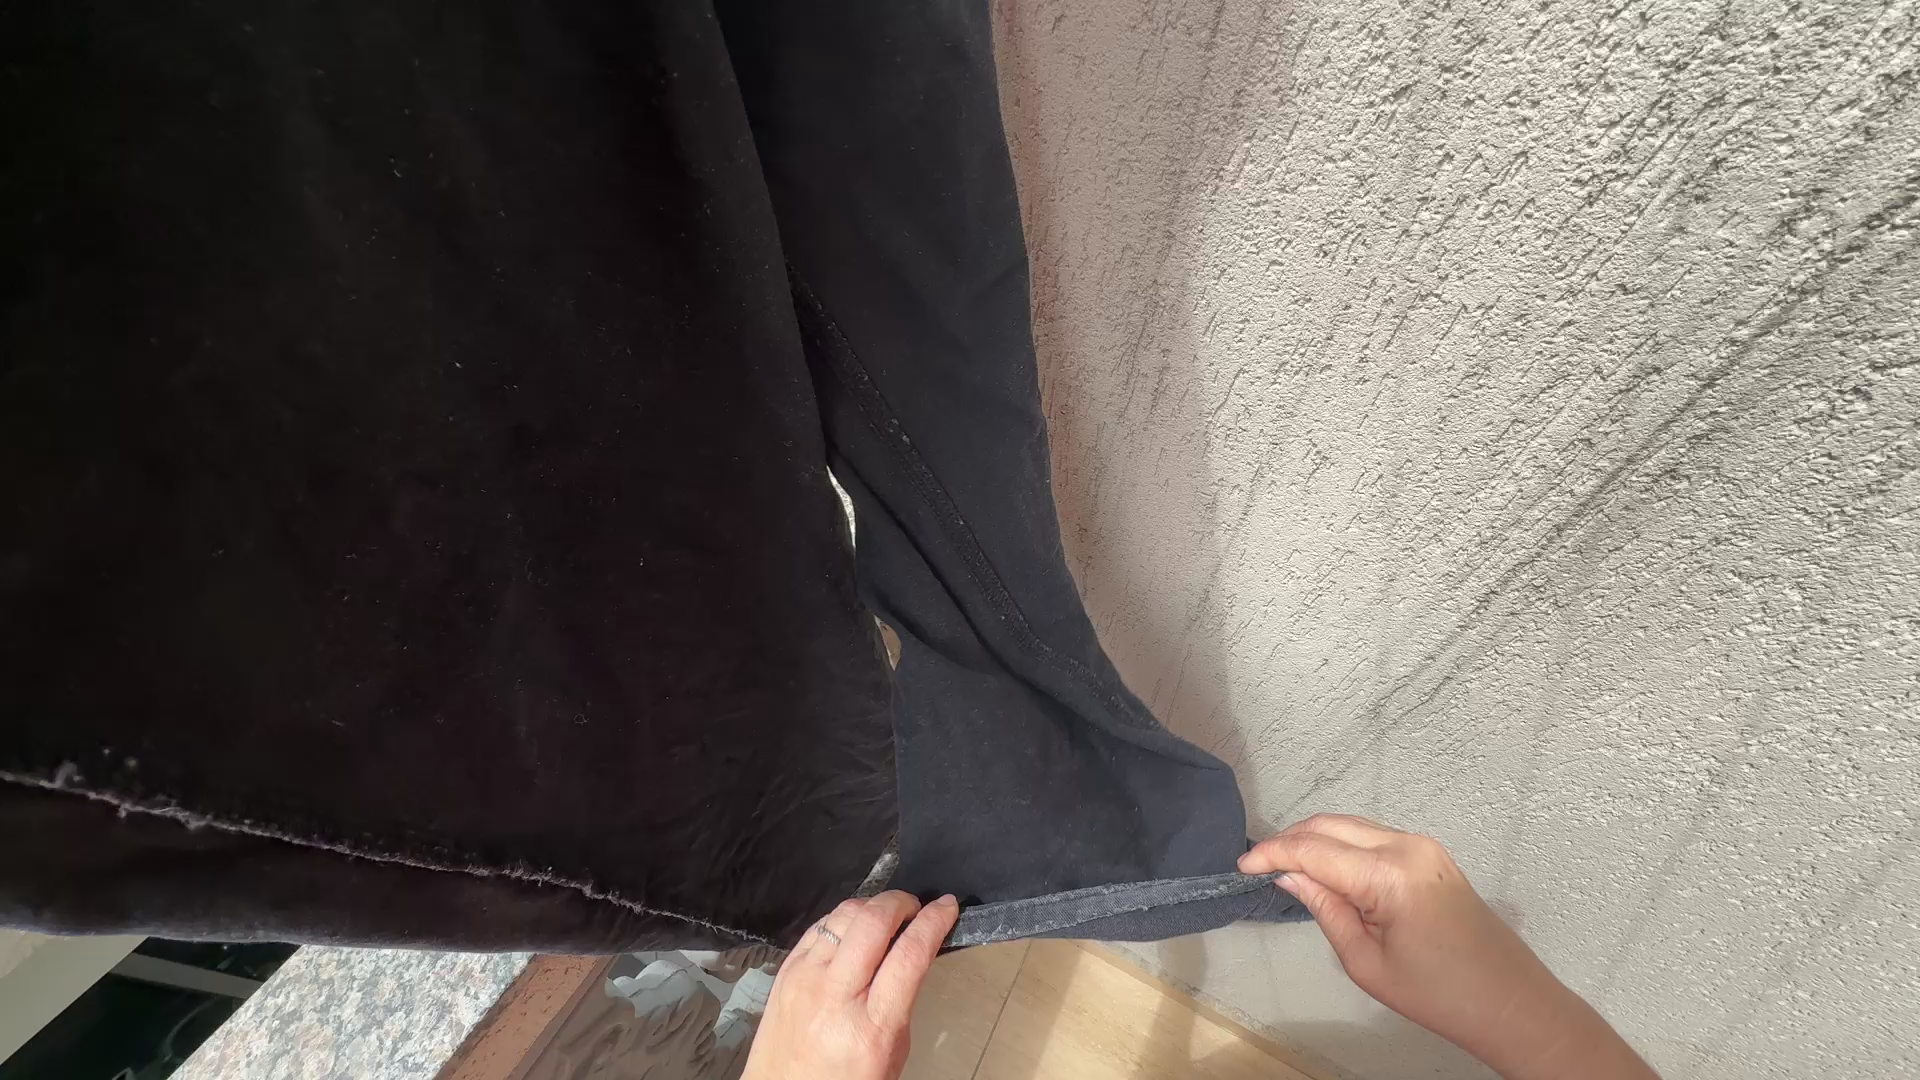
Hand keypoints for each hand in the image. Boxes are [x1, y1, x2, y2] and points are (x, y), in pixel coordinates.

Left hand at [740, 890, 958, 1079]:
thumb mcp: (893, 1050)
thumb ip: (902, 997)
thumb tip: (914, 945)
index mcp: (871, 1027)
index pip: (909, 955)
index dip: (934, 921)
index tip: (946, 907)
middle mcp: (834, 996)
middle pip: (874, 922)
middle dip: (901, 902)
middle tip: (915, 907)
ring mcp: (805, 978)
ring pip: (845, 913)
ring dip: (873, 905)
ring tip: (886, 916)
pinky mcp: (786, 969)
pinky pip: (821, 924)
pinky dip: (844, 918)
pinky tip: (855, 928)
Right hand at [1242, 815, 1658, 1079]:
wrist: (1517, 1007)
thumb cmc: (1440, 996)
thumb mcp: (1367, 964)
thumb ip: (1324, 909)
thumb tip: (1288, 876)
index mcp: (1391, 875)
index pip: (1314, 850)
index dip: (1272, 854)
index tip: (1242, 866)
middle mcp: (1406, 845)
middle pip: (1327, 826)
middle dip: (1289, 841)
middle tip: (1261, 866)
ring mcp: (1420, 844)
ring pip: (1346, 824)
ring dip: (1312, 839)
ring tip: (1286, 866)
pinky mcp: (1427, 851)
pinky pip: (1367, 834)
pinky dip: (1337, 843)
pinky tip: (1323, 865)